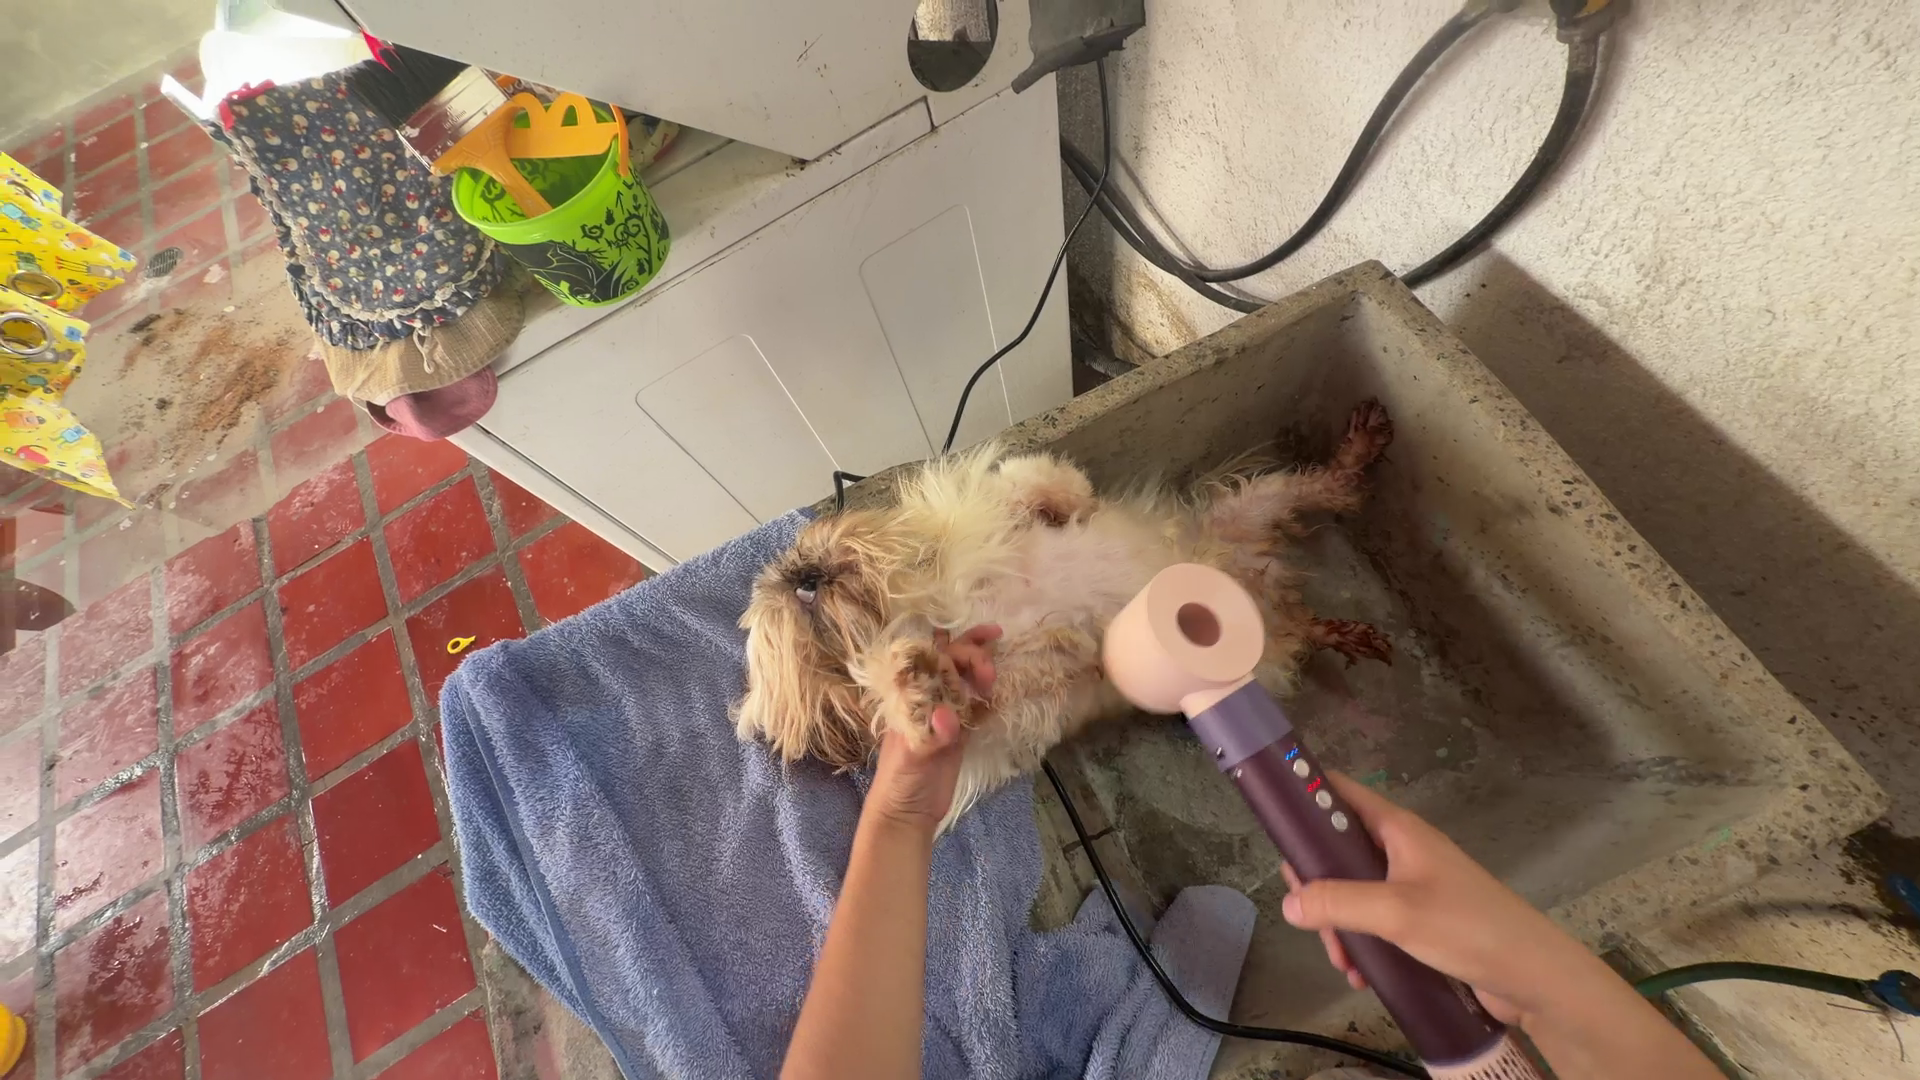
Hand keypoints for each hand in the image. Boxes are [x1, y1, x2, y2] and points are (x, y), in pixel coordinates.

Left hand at [868, 625, 999, 833]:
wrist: (907, 814)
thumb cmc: (899, 780)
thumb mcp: (911, 757)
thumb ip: (931, 735)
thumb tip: (948, 715)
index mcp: (910, 694)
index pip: (932, 658)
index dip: (954, 645)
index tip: (980, 645)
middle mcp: (928, 696)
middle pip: (951, 661)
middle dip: (974, 652)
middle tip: (991, 670)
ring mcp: (946, 711)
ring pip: (965, 678)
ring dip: (982, 668)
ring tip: (996, 674)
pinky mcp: (960, 731)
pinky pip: (977, 704)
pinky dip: (990, 696)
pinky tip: (1002, 691)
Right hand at [1279, 774, 1602, 1028]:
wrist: (1542, 982)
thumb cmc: (1469, 927)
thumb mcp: (1396, 912)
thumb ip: (1338, 903)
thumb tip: (1289, 903)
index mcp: (1394, 827)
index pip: (1336, 790)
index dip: (1302, 795)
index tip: (1275, 819)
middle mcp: (1398, 848)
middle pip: (1334, 846)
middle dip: (1314, 880)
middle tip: (1306, 908)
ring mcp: (1409, 883)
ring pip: (1350, 888)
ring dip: (1336, 920)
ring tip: (1341, 959)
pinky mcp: (1419, 918)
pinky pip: (1372, 918)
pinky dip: (1359, 939)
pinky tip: (1361, 971)